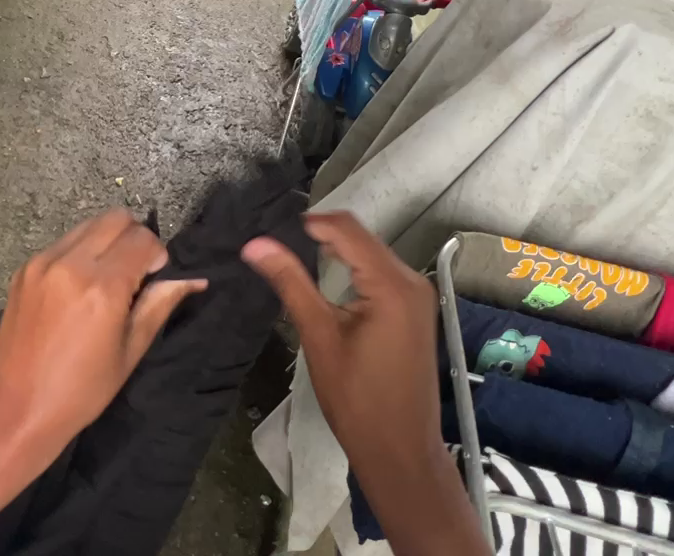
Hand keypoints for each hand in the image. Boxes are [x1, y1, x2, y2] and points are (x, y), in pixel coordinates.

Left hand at [0, 210, 204, 554]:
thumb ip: (160, 305)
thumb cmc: (81, 390)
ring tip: (107, 279)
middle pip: (117, 218)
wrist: (16, 406)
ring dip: (107, 241)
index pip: (143, 238)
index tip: (154, 280)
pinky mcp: (26, 267)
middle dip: (135, 238)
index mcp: (101, 287)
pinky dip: (81, 251)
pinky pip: (64, 241)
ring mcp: (43, 261)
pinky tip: (79, 287)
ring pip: (89, 224)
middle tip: (135, 273)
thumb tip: (194, 279)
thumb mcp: (130, 351)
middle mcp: (71, 263)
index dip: (158, 255)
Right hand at [244, 213, 487, 555]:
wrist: (401, 451)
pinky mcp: (415, 309)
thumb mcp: (318, 335)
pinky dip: (353, 267)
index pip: (346, 229)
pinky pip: (381, 271)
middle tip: (279, 243)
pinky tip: (327, 277)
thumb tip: (255, 244)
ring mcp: (418, 295)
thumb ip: (289, 281)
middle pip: (361, 237)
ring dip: (336, 249)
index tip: (273, 230)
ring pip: (371, 251)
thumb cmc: (357, 398)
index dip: (309, 222)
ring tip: (295, 257)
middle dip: (320, 234)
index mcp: (391, 283)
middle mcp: (411, 280)